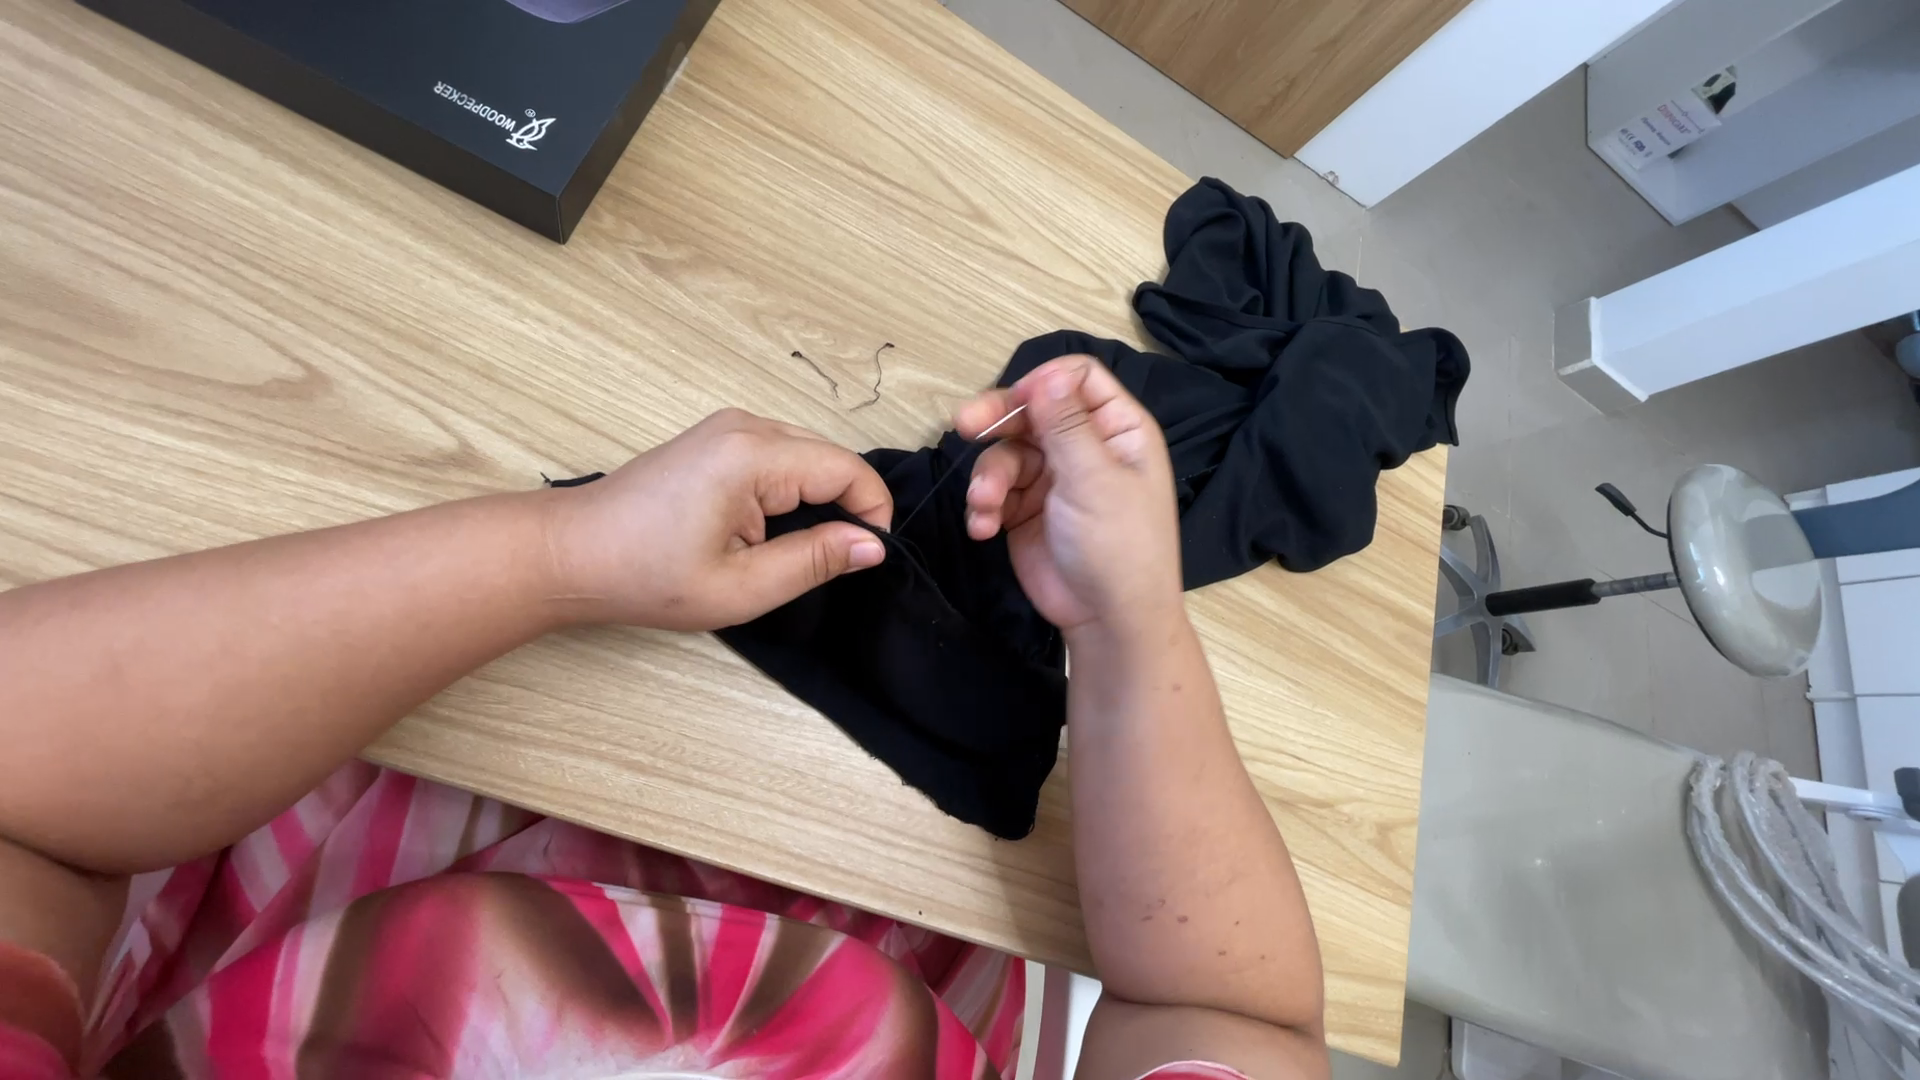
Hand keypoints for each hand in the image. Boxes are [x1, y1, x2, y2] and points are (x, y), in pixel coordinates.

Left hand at [542, 409, 890, 629]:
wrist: (570, 553)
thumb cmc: (646, 576)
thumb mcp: (742, 586)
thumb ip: (814, 561)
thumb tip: (873, 545)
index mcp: (753, 456)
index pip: (847, 469)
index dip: (872, 511)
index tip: (865, 556)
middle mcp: (746, 426)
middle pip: (831, 457)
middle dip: (847, 505)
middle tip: (832, 559)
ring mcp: (729, 427)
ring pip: (808, 454)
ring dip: (820, 498)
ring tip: (797, 546)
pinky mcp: (718, 438)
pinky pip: (782, 454)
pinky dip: (794, 488)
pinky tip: (771, 526)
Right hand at [956, 355, 1183, 641]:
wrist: (1107, 619)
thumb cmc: (1118, 545)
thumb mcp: (1094, 479)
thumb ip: (1065, 425)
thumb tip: (1045, 376)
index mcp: (1116, 429)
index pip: (1077, 380)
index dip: (1044, 383)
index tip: (1016, 402)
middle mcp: (1083, 447)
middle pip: (1031, 412)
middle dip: (997, 421)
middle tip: (963, 425)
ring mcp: (1052, 479)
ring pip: (1005, 454)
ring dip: (989, 478)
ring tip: (986, 506)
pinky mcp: (1025, 511)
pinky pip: (995, 492)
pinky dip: (985, 507)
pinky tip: (984, 528)